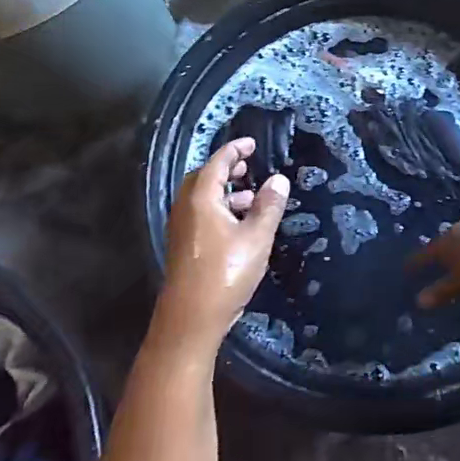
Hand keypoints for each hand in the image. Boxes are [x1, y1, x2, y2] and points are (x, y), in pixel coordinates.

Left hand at [154, 137, 289, 353]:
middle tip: (249, 167)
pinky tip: (238, 224)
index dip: (234, 150)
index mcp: (200, 198)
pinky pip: (200, 213)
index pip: (217, 162)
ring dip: (224, 191)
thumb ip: (268, 206)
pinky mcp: (183, 244)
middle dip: (227, 169)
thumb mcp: (256, 238)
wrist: (191, 317)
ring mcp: (181, 226)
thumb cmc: (225, 273)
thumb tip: (278, 179)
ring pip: (202, 197)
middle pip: (204, 177)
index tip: (251, 143)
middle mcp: (185, 207)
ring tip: (251, 197)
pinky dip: (219, 208)